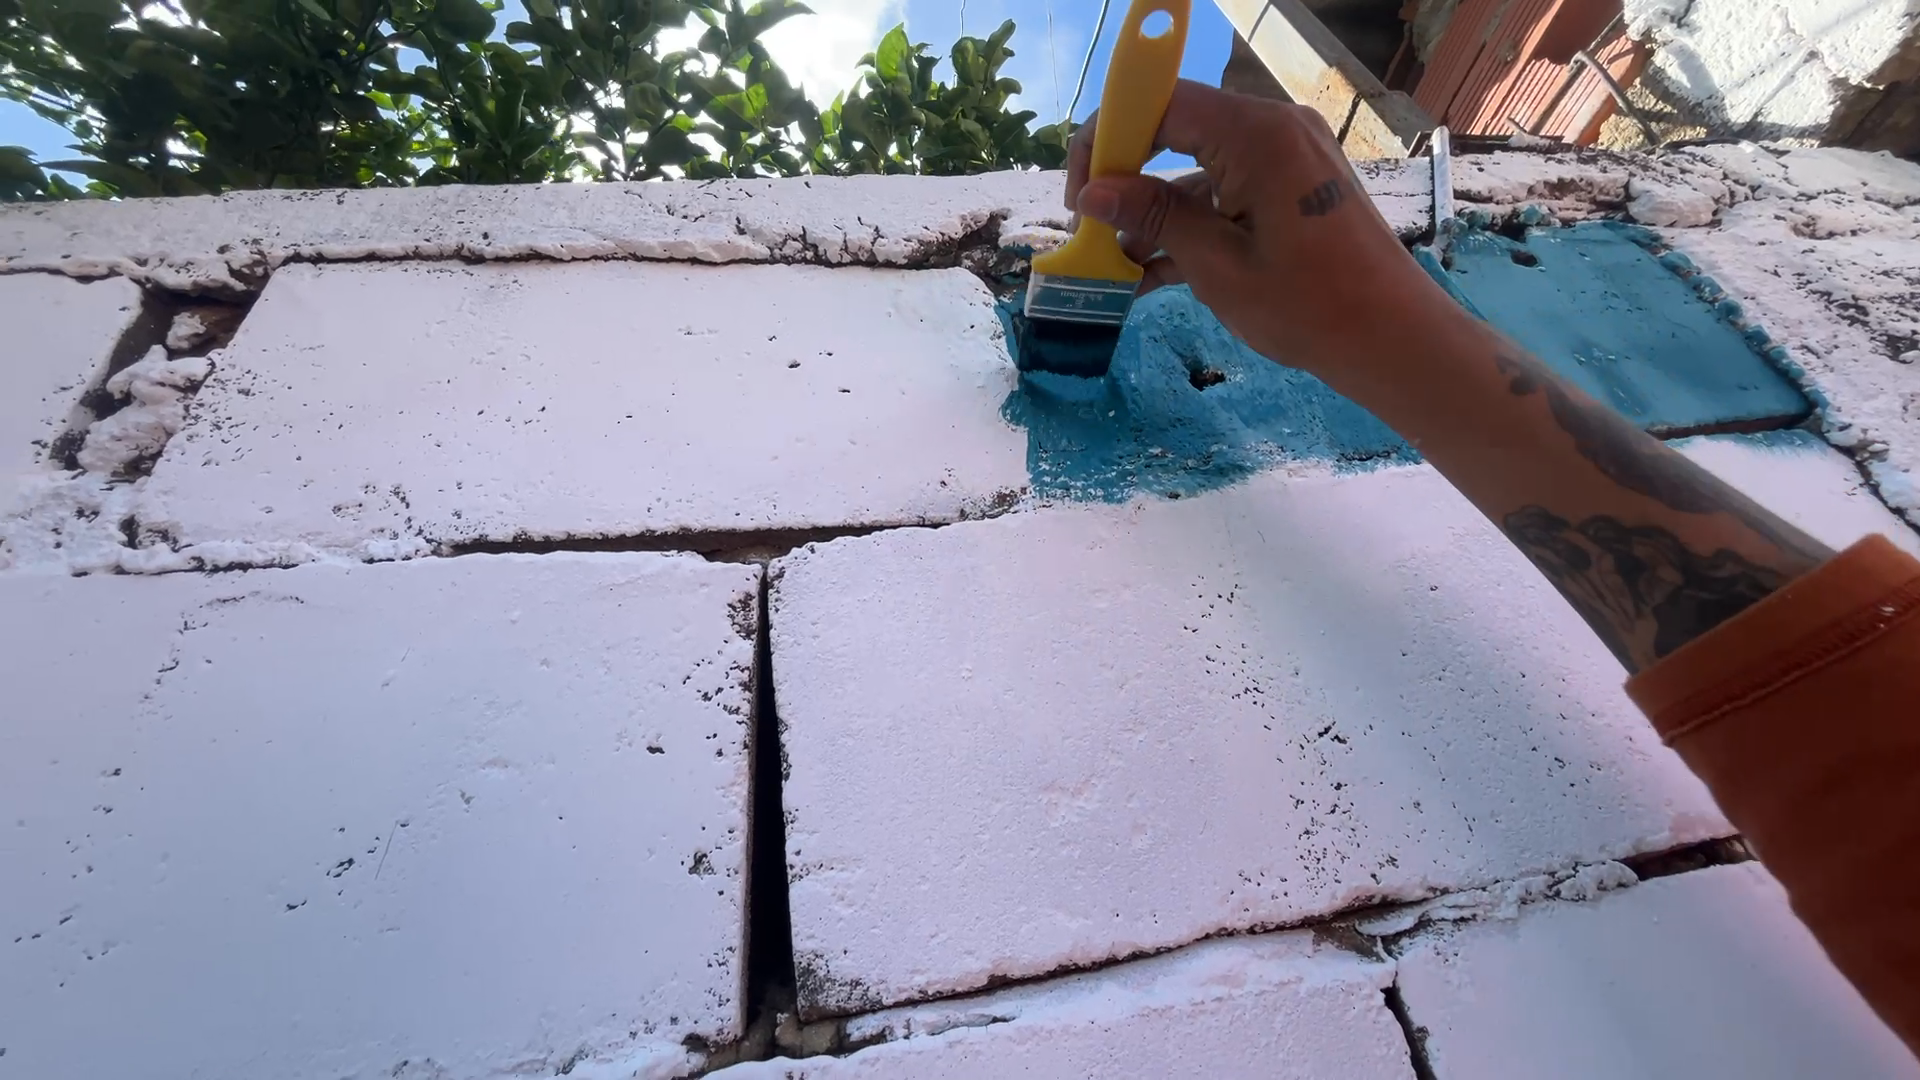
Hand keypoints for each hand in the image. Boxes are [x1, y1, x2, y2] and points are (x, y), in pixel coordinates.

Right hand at [1065, 80, 1446, 374]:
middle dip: (1123, 180)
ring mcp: (1276, 162)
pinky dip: (1182, 229)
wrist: (1382, 336)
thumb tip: (1092, 194)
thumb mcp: (1216, 264)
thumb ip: (1154, 217)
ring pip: (1191, 173)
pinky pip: (1218, 198)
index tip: (1080, 197)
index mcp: (1256, 135)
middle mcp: (1268, 131)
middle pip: (1172, 132)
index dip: (1108, 139)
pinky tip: (1145, 274)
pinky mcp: (1279, 193)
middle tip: (1090, 231)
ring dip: (1149, 217)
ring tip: (1112, 267)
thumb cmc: (1303, 304)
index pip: (1162, 104)